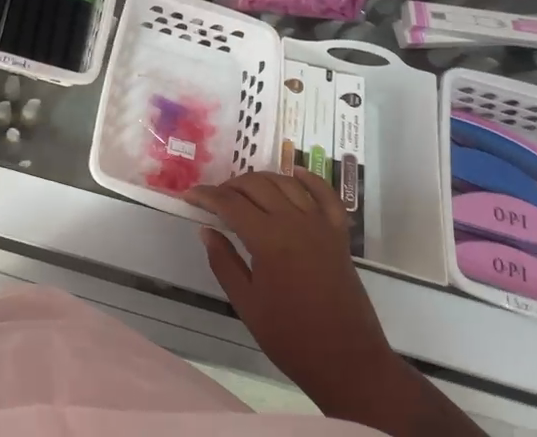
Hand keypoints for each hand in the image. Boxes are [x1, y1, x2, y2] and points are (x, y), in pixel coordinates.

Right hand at [185, 171, 393, 400]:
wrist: (348, 362)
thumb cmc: (291, 338)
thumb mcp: (246, 303)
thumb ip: (223, 261)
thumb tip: (206, 230)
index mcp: (269, 240)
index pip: (230, 204)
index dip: (205, 196)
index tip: (188, 196)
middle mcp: (295, 223)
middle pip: (257, 185)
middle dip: (230, 186)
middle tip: (213, 200)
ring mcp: (321, 226)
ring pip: (287, 183)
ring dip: (262, 180)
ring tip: (244, 191)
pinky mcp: (339, 236)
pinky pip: (326, 196)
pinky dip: (310, 180)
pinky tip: (294, 174)